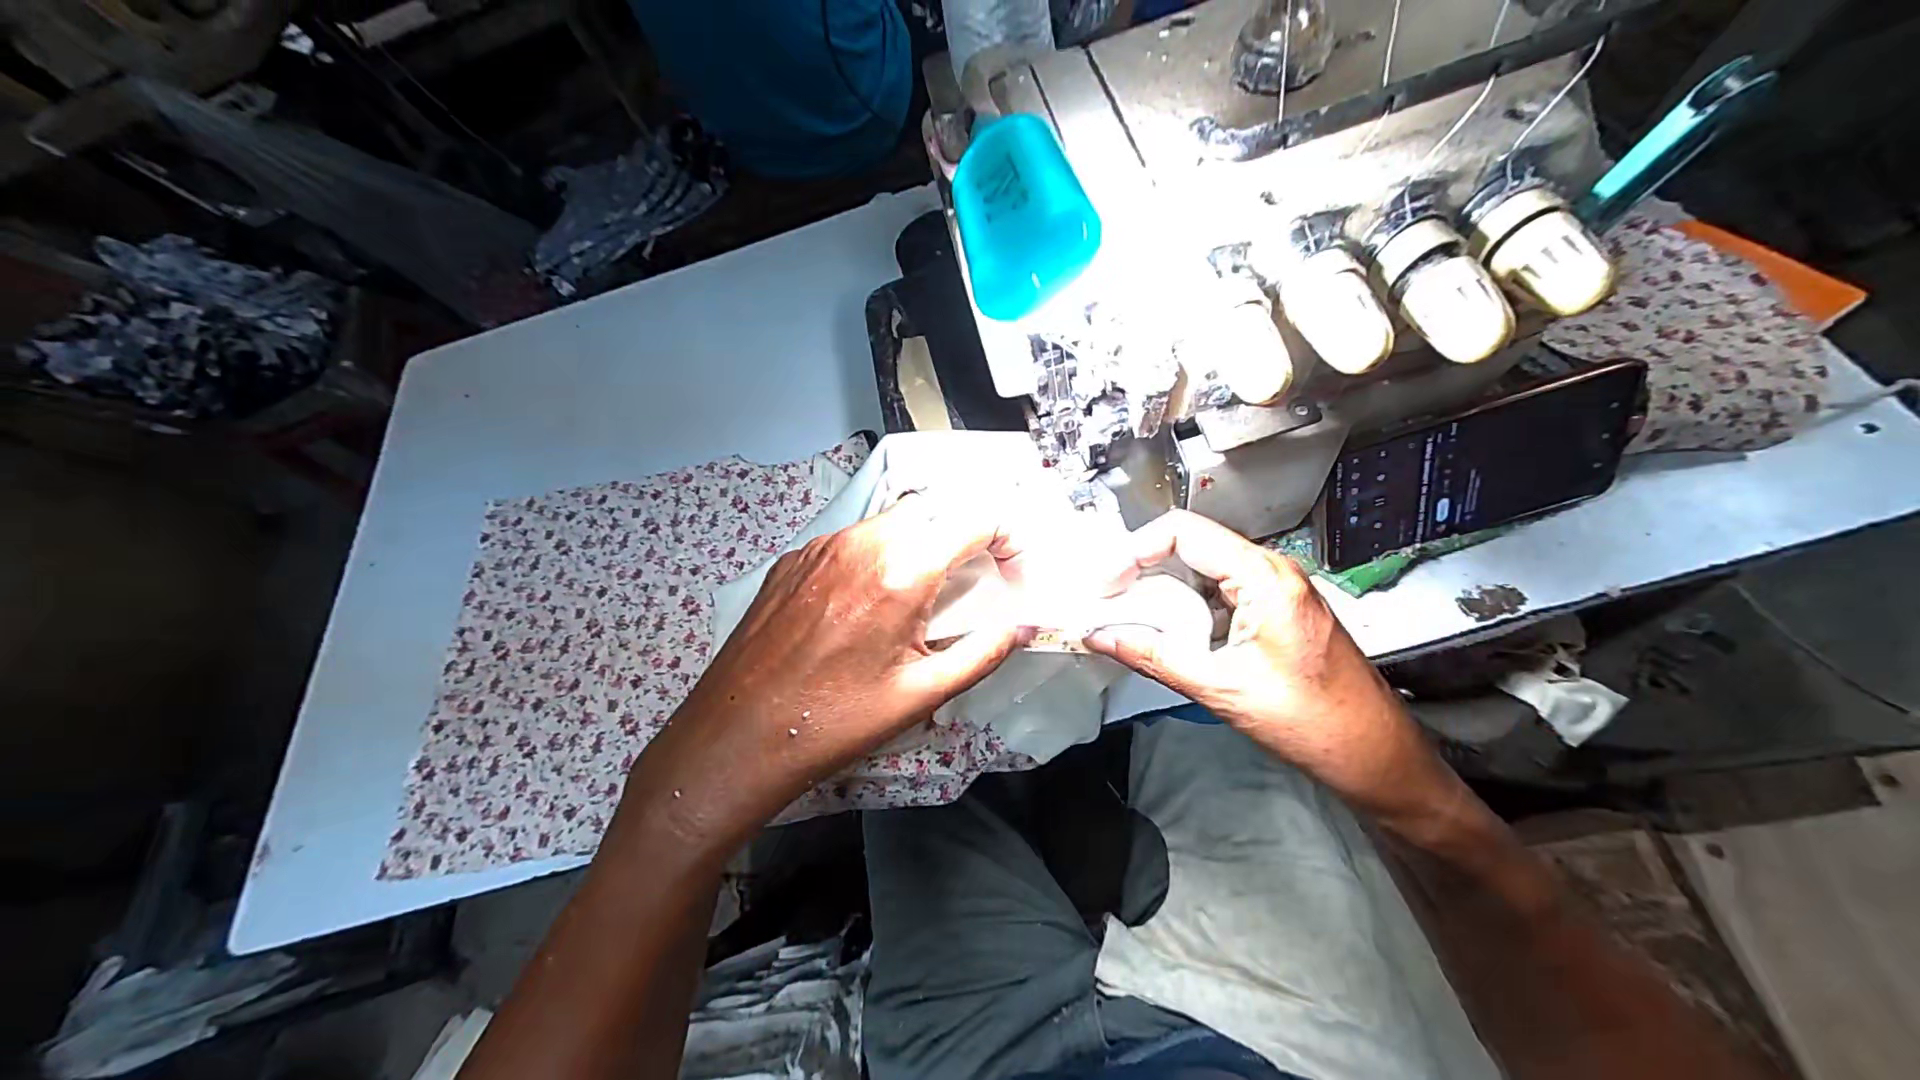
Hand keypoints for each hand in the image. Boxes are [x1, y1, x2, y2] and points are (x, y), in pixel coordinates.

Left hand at [613, 496, 1029, 858]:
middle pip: (934, 509)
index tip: (1011, 572)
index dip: (1008, 537)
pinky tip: (865, 603)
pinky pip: (851, 539)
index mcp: (902, 570)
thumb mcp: (921, 694)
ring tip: (918, 596)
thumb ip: (982, 652)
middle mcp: (862, 542)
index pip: (976, 517)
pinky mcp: (793, 559)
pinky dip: (877, 555)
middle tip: (971, 582)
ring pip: (890, 521)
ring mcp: (821, 546)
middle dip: (965, 535)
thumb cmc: (835, 723)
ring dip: (920, 543)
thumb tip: (1024, 626)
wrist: (735, 736)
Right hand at [1083, 510, 1466, 828]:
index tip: (1106, 584)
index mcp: (1265, 578)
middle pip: (1188, 545)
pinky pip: (1217, 591)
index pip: (1182, 532)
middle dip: (1140, 570)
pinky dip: (1184, 606)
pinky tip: (1165, 631)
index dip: (1132, 551)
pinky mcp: (1273, 609)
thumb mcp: (1221, 688)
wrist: (1374, 754)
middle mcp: (1272, 572)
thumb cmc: (1318, 723)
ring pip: (1200, 569)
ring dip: (1160, 590)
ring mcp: (1275, 589)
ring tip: (1129, 618)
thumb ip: (1153, 656)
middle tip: (1108, 601)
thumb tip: (1102, 636)